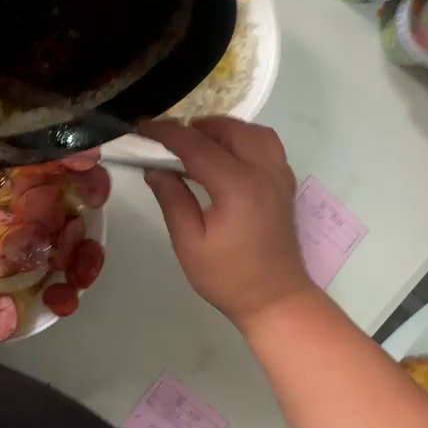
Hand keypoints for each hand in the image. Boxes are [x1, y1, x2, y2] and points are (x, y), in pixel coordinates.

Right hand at [139, 118, 317, 328]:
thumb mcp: (189, 242)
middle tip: (167, 143)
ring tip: (197, 146)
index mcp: (237, 186)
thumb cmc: (227, 277)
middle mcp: (263, 171)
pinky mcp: (285, 184)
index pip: (196, 145)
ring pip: (252, 132)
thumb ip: (172, 199)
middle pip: (228, 129)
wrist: (274, 299)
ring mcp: (279, 175)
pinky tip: (226, 158)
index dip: (167, 133)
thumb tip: (155, 168)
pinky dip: (244, 141)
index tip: (143, 129)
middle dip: (195, 128)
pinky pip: (267, 146)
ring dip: (223, 131)